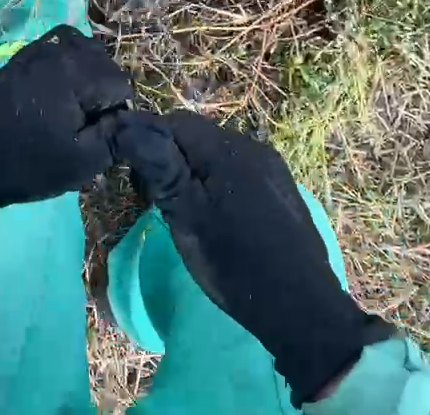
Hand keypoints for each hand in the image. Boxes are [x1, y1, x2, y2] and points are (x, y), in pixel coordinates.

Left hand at [0, 25, 132, 231]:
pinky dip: (68, 62)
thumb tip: (131, 120)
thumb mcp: (82, 162)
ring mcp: (37, 48)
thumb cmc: (27, 165)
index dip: (117, 114)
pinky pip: (59, 46)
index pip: (122, 84)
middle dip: (103, 93)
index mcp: (76, 72)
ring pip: (83, 50)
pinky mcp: (21, 56)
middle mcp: (59, 50)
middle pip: (104, 63)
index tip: (98, 137)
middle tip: (84, 127)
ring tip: (74, 108)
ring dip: (88, 75)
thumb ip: (117, 137)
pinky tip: (59, 90)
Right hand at [114, 110, 393, 404]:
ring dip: (192, 170)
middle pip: (195, 135)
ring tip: (183, 207)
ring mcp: (270, 166)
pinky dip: (216, 182)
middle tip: (154, 196)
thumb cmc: (234, 261)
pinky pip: (237, 170)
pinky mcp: (280, 187)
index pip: (173, 121)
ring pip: (216, 153)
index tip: (134, 176)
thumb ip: (158, 164)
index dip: (146, 141)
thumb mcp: (185, 214)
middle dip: (169, 156)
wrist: (302, 308)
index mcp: (225, 147)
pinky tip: (216, 214)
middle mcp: (250, 145)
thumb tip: (127, 126)